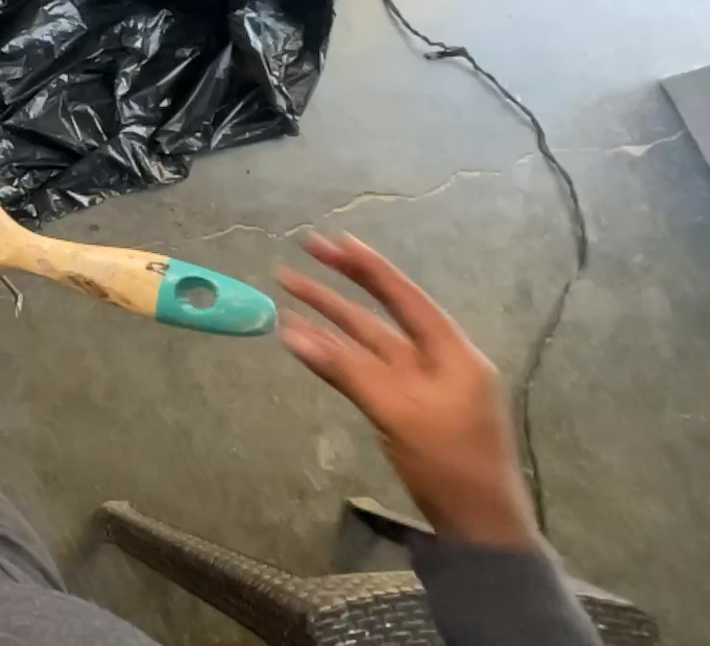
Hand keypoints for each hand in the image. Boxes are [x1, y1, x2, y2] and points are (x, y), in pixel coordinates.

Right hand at [277, 233, 537, 550]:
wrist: (475, 522)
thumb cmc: (449, 462)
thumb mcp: (398, 412)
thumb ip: (345, 370)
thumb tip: (291, 333)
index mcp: (452, 355)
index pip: (405, 299)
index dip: (370, 268)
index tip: (335, 239)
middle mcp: (435, 360)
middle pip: (382, 311)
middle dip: (342, 283)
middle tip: (304, 251)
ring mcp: (417, 381)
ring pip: (365, 336)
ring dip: (328, 315)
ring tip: (287, 288)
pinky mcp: (399, 400)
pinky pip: (359, 362)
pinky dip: (330, 347)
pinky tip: (301, 335)